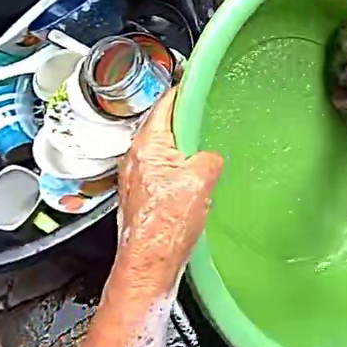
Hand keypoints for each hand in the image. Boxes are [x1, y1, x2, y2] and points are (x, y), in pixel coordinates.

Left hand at [113, 87, 223, 298]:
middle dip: (185, 121)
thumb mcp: (202, 180)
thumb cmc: (165, 229)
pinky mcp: (143, 195)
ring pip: (164, 149)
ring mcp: (137, 178)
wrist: (150, 265)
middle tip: (207, 117)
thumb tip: (211, 157)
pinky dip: (180, 168)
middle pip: (163, 126)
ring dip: (183, 147)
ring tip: (204, 152)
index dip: (182, 91)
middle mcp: (135, 159)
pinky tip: (196, 181)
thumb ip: (209, 157)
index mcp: (146, 147)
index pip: (164, 104)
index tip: (195, 82)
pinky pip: (164, 169)